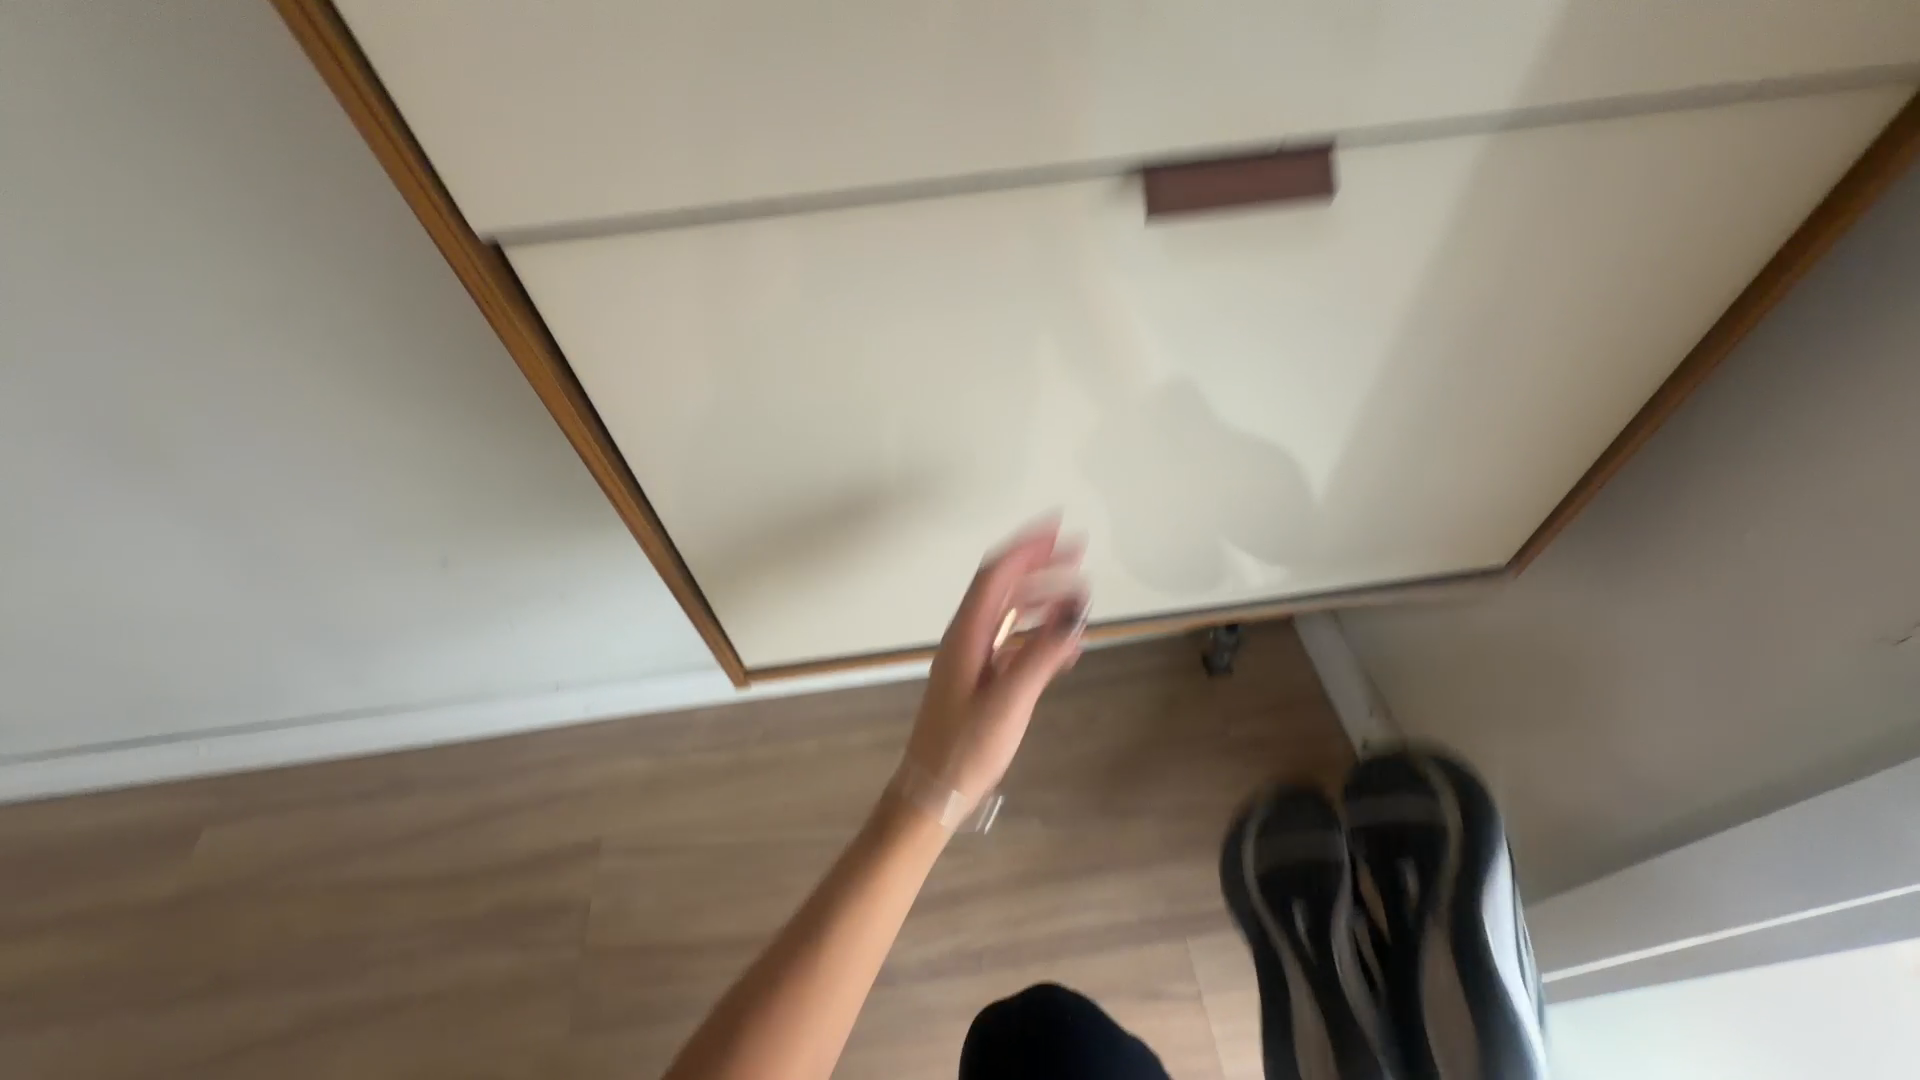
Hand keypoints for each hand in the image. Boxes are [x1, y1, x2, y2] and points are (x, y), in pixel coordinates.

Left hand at [897, 521, 1088, 819]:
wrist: (931, 791)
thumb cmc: (965, 749)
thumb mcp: (1008, 703)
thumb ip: (1041, 657)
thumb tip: (1073, 615)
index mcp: (967, 635)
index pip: (997, 575)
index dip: (1027, 547)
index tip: (1059, 527)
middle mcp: (967, 639)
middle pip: (1004, 587)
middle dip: (1039, 564)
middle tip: (1077, 552)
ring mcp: (971, 660)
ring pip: (1009, 614)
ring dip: (1041, 597)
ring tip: (1077, 592)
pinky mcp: (979, 681)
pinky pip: (1012, 643)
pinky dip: (1038, 633)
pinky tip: (1063, 644)